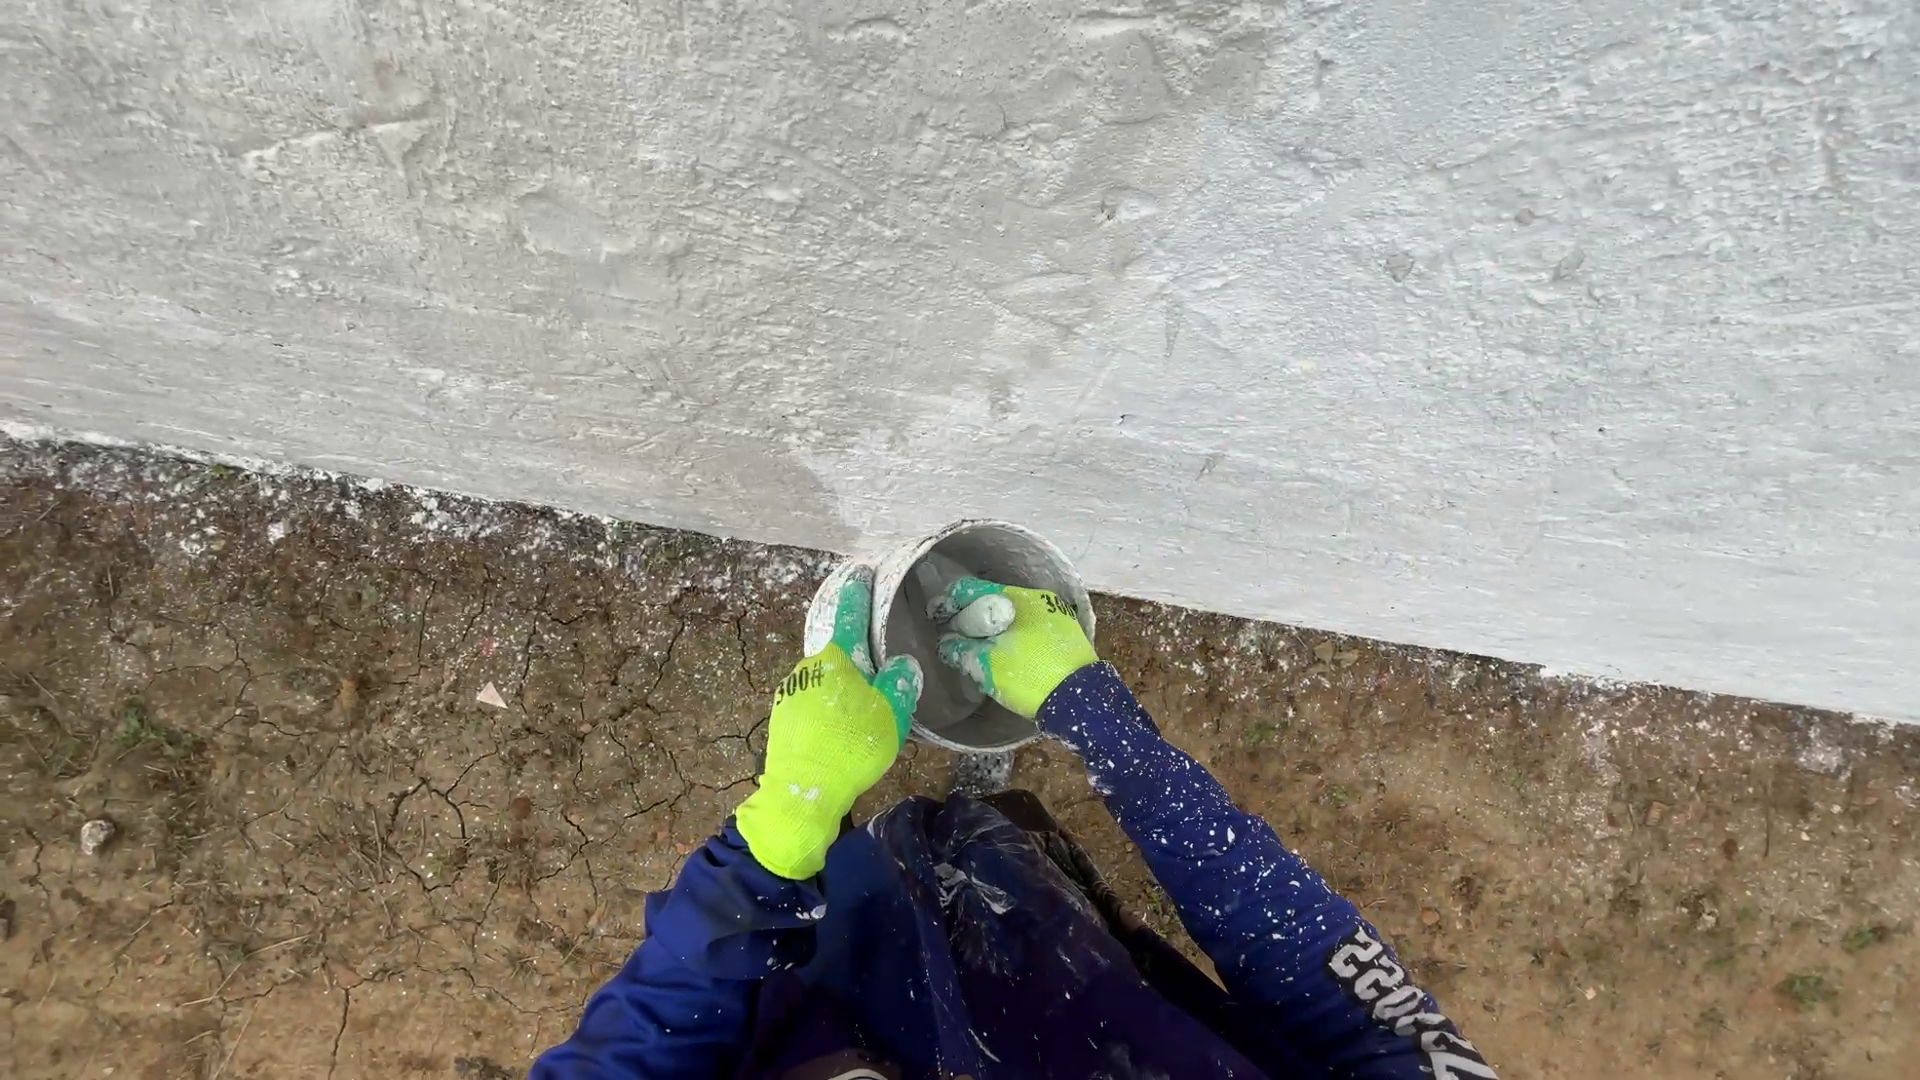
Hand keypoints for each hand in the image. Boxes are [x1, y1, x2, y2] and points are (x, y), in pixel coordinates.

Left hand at [735, 570, 922, 878]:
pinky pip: (811, 698)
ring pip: (824, 678)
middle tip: (879, 675)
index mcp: (837, 659)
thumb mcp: (890, 716)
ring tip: (860, 713)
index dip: (858, 593)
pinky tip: (837, 729)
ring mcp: (790, 690)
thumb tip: (901, 662)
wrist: (800, 794)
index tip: (861, 573)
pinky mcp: (781, 715)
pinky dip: (827, 705)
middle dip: (856, 658)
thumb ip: (899, 683)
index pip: (850, 615)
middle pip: (839, 653)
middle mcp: (809, 666)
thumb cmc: (850, 749)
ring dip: (841, 686)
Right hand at [931, 576, 1098, 719]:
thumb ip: (962, 649)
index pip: (973, 590)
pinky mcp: (1064, 635)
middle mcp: (1037, 600)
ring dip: (992, 629)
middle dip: (971, 617)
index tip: (936, 616)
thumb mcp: (988, 665)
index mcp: (1017, 599)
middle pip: (993, 601)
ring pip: (1012, 616)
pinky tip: (1005, 654)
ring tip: (977, 647)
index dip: (950, 603)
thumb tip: (947, 641)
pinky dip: (1011, 637)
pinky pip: (1028, 629)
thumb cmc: (1032, 676)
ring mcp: (1054, 616)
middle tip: (954, 635)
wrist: (1082, 701)